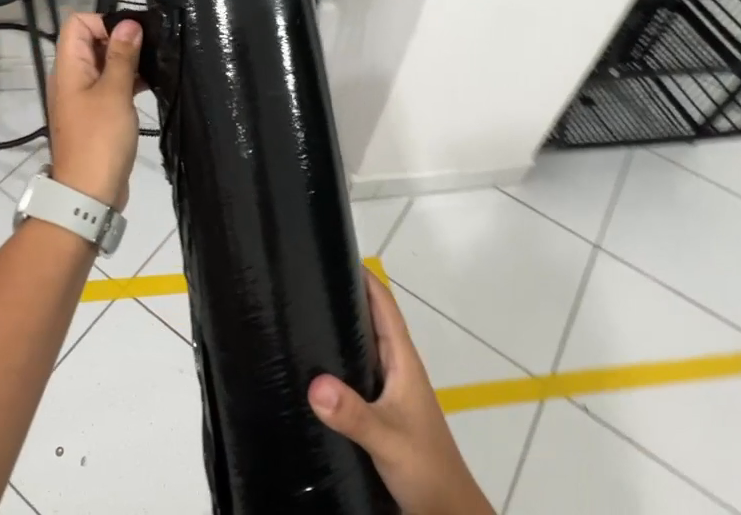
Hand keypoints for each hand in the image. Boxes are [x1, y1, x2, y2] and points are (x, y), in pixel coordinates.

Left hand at [46, 13, 142, 209]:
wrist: (89, 192)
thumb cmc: (100, 139)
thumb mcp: (114, 93)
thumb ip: (122, 56)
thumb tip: (129, 23)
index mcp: (68, 67)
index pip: (78, 23)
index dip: (104, 22)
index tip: (132, 36)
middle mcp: (72, 77)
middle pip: (91, 41)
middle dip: (121, 39)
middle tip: (152, 48)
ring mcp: (83, 96)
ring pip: (104, 64)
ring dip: (127, 61)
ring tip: (157, 65)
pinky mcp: (96, 114)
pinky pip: (110, 85)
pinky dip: (128, 81)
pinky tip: (152, 84)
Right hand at [310, 272, 496, 514]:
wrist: (447, 513)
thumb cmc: (426, 468)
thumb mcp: (388, 439)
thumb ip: (354, 414)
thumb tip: (314, 383)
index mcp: (403, 362)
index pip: (383, 306)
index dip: (363, 277)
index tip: (332, 252)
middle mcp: (394, 370)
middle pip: (367, 323)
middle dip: (339, 299)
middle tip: (298, 281)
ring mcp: (386, 393)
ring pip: (357, 351)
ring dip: (334, 334)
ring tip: (293, 318)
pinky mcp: (376, 415)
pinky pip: (350, 379)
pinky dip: (331, 369)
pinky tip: (306, 374)